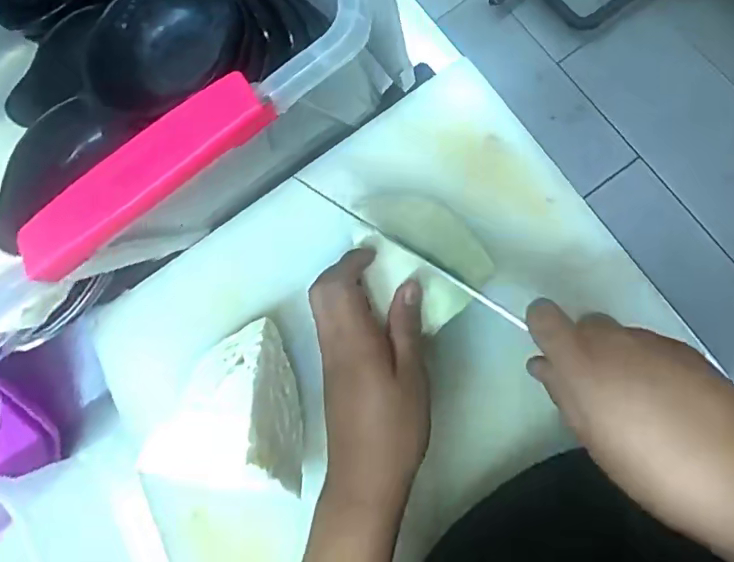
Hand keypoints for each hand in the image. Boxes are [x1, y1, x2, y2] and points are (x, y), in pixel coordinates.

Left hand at [309, 248, 429, 505]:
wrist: (363, 481)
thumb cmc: (395, 429)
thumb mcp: (412, 377)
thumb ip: (405, 328)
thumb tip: (406, 284)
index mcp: (352, 339)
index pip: (337, 284)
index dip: (351, 261)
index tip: (375, 253)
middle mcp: (332, 342)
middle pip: (321, 290)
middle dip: (341, 269)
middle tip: (372, 266)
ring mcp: (327, 356)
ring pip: (321, 306)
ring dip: (340, 286)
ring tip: (376, 286)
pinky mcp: (330, 371)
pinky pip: (328, 323)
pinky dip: (343, 306)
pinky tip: (370, 318)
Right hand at [526, 300, 733, 542]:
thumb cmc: (655, 469)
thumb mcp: (596, 441)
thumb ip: (565, 396)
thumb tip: (544, 366)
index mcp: (581, 358)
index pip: (543, 315)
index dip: (546, 333)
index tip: (556, 364)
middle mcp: (612, 337)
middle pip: (585, 326)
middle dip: (588, 351)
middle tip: (603, 398)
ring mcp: (652, 341)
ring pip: (622, 340)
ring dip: (623, 362)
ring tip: (647, 410)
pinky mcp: (686, 351)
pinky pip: (654, 351)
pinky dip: (655, 370)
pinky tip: (676, 409)